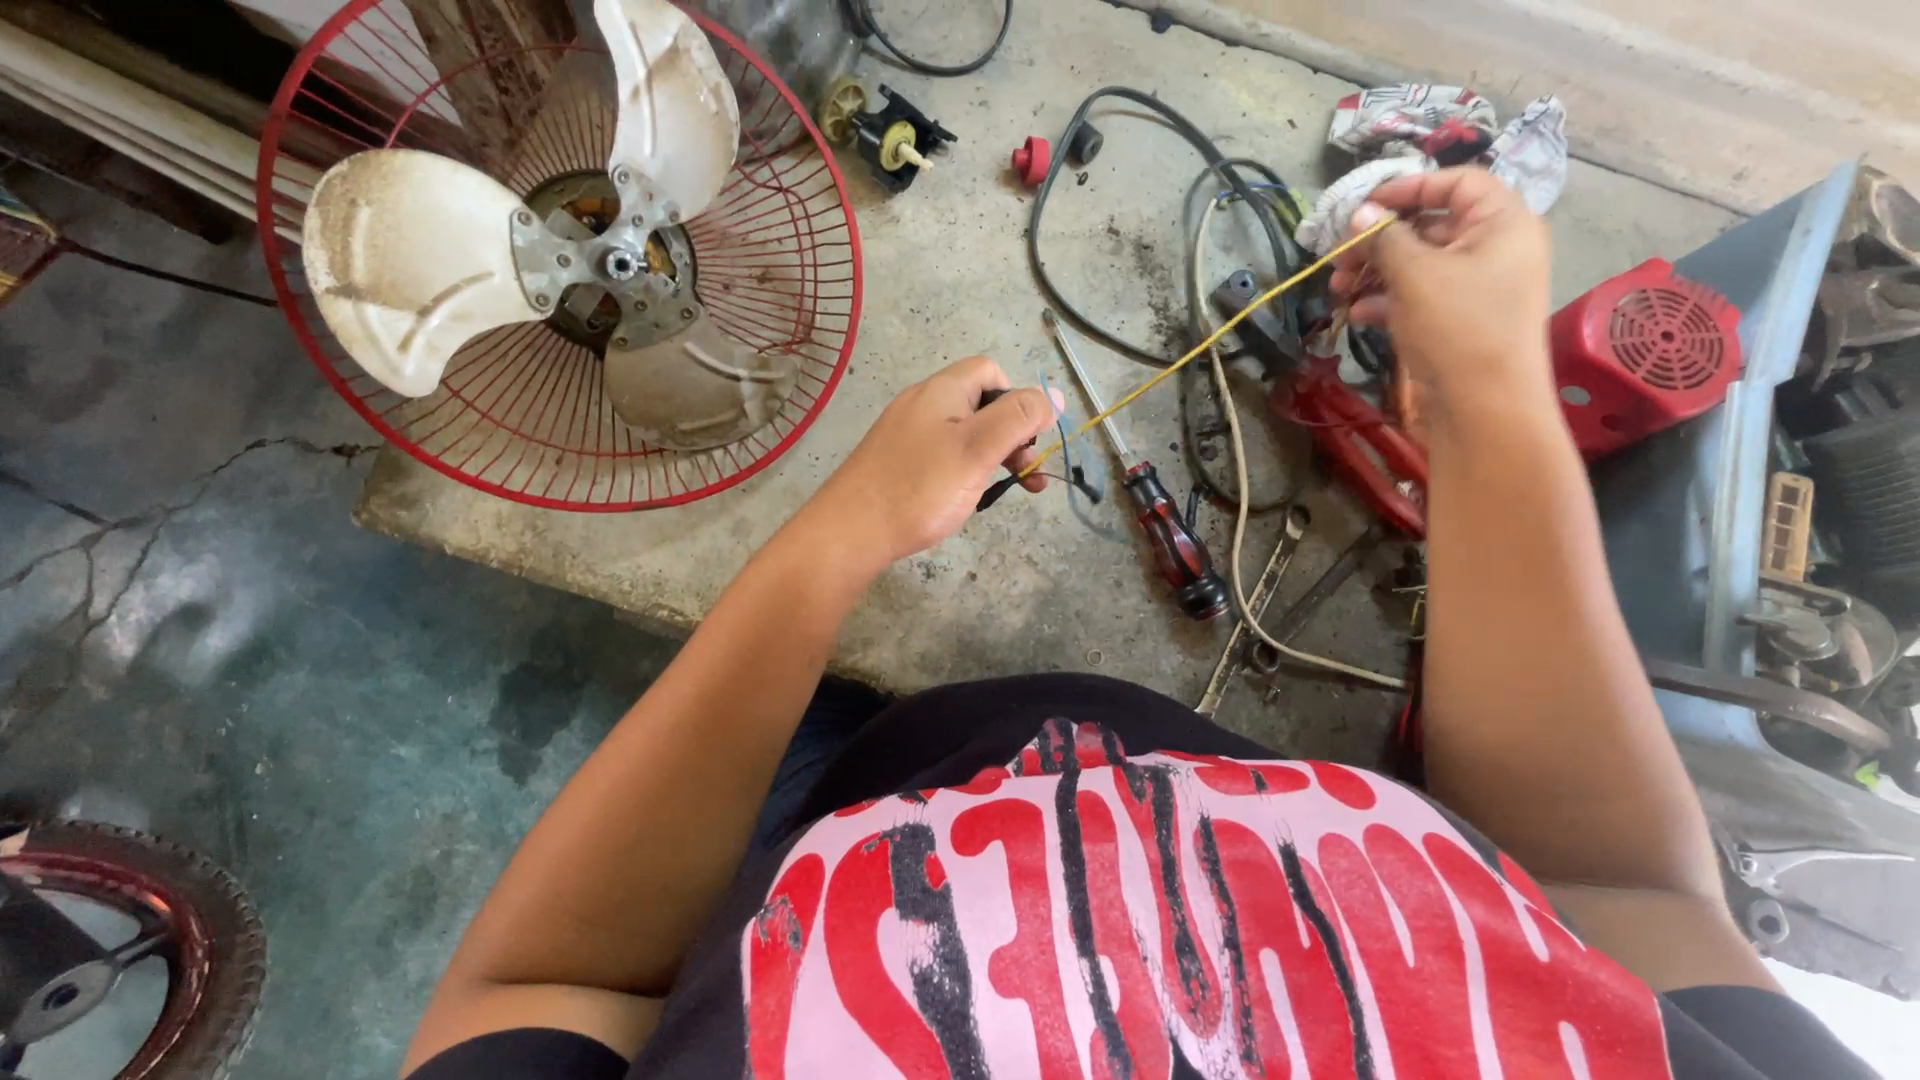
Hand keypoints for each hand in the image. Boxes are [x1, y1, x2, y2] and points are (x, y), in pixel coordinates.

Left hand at [793, 356, 1058, 575]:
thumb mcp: (979, 448)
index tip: (1029, 437)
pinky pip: (942, 456)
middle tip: (1029, 474)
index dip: (1017, 398)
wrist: (850, 531)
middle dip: (1012, 435)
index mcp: (943, 390)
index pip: (991, 372)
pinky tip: (966, 498)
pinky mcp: (897, 462)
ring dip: (993, 457)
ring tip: (1009, 491)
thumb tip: (1053, 395)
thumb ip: (1019, 417)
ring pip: (964, 434)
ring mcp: (907, 434)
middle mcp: (923, 404)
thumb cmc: (920, 487)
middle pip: (980, 404)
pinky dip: (964, 471)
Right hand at [1330, 167, 1556, 424]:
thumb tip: (1360, 214)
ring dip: (1374, 272)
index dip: (1409, 187)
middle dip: (1379, 240)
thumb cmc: (1458, 326)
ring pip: (1417, 265)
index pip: (1457, 182)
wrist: (1483, 405)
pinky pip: (1417, 297)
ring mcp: (1475, 287)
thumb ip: (1384, 238)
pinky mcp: (1456, 320)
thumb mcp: (1415, 274)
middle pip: (1429, 225)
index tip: (1365, 205)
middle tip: (1339, 256)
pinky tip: (1357, 313)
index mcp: (1502, 222)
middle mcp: (1494, 248)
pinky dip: (1386, 300)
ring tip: (1338, 288)